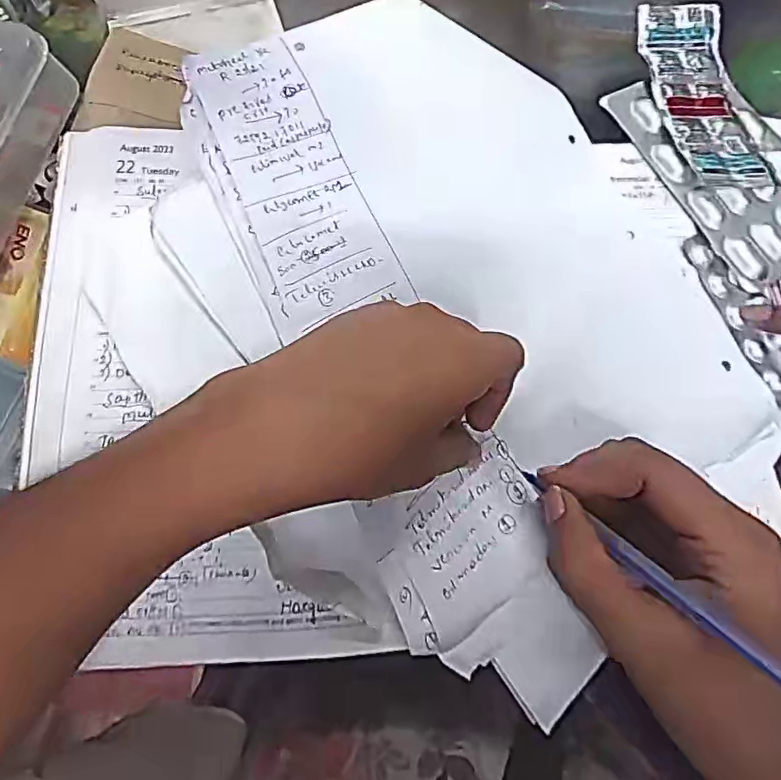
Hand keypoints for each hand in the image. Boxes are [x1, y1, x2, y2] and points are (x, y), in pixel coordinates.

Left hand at [197, 301, 523, 516]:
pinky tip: (363, 396)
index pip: (505, 357)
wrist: (275, 425)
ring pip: (426, 335)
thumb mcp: (421, 464)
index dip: (496, 393)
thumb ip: (455, 448)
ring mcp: (385, 316)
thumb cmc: (354, 448)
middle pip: (466, 342)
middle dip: (461, 379)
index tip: (469, 422)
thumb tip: (457, 440)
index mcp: (462, 354)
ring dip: (425, 367)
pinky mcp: (349, 318)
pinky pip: (388, 332)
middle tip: (437, 422)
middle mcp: (428, 323)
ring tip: (396, 412)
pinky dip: (390, 357)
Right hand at [542, 440, 780, 779]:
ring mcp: (719, 536)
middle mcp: (734, 525)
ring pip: (642, 485)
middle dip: (592, 480)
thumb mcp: (640, 640)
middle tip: (550, 504)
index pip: (654, 471)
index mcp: (736, 541)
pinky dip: (608, 517)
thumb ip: (588, 566)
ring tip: (562, 521)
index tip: (547, 489)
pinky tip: (586, 537)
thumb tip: (553, 500)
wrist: (753, 760)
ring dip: (596, 497)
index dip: (594, 471)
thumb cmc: (714, 710)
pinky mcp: (701, 550)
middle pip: (649, 470)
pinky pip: (644, 511)